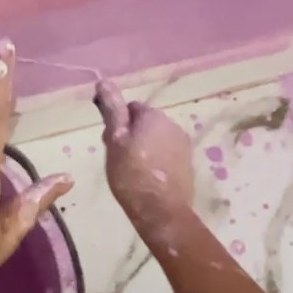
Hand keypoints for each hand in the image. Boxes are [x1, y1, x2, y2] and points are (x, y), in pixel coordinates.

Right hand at [96, 79, 194, 218]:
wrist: (161, 211)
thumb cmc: (131, 173)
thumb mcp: (114, 140)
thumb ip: (112, 110)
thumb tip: (104, 81)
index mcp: (154, 116)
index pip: (130, 107)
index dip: (117, 123)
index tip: (109, 142)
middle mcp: (173, 124)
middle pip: (145, 122)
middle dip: (131, 135)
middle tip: (118, 157)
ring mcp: (183, 145)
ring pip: (156, 138)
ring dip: (144, 147)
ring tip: (132, 169)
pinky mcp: (188, 164)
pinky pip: (167, 154)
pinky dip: (156, 160)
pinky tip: (147, 177)